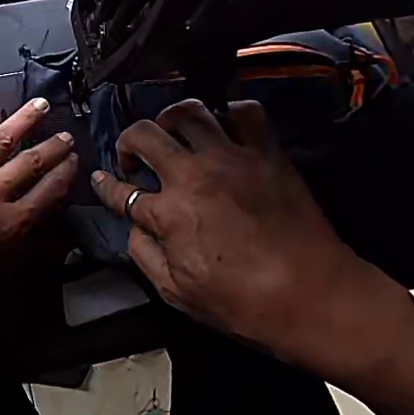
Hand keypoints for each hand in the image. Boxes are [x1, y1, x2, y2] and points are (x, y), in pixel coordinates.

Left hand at [0, 97, 76, 336]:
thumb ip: (23, 248)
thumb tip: (47, 232)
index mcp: (8, 228)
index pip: (49, 191)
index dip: (65, 172)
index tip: (73, 161)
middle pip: (31, 162)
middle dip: (53, 146)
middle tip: (64, 135)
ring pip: (0, 139)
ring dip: (24, 120)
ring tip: (39, 105)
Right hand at [90, 99, 413, 378]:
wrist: (312, 295)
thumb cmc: (242, 302)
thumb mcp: (175, 291)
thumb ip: (144, 253)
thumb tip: (134, 226)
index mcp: (167, 213)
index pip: (121, 191)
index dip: (105, 186)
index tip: (101, 181)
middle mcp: (193, 176)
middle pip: (143, 135)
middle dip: (127, 142)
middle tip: (134, 158)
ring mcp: (232, 158)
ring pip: (188, 112)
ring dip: (170, 120)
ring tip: (172, 134)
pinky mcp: (267, 153)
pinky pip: (245, 112)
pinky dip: (228, 113)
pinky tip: (222, 129)